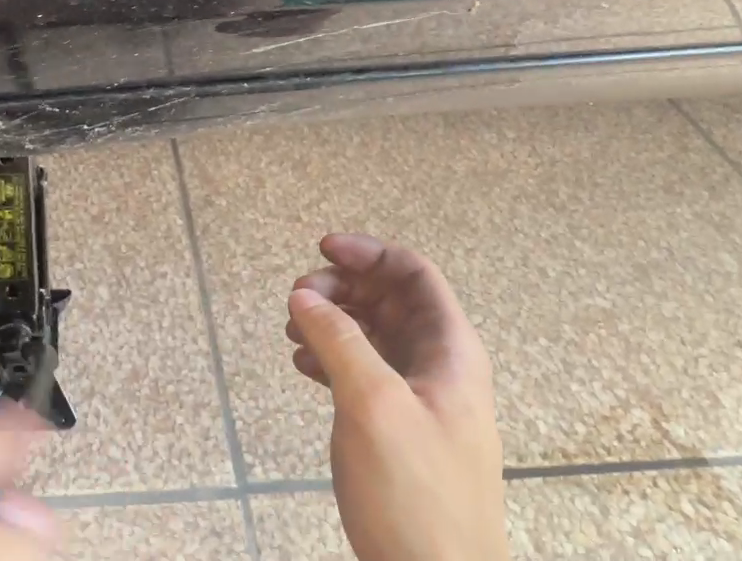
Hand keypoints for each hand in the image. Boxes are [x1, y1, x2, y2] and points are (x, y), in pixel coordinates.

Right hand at [286, 235, 509, 560]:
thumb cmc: (414, 491)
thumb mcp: (372, 405)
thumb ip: (339, 340)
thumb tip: (304, 296)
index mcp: (450, 351)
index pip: (414, 274)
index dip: (369, 253)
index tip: (321, 250)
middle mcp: (440, 366)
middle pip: (390, 300)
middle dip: (343, 289)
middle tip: (296, 299)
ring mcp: (421, 400)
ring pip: (374, 335)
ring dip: (333, 322)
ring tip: (291, 333)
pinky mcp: (400, 429)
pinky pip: (366, 371)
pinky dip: (333, 358)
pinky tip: (304, 367)